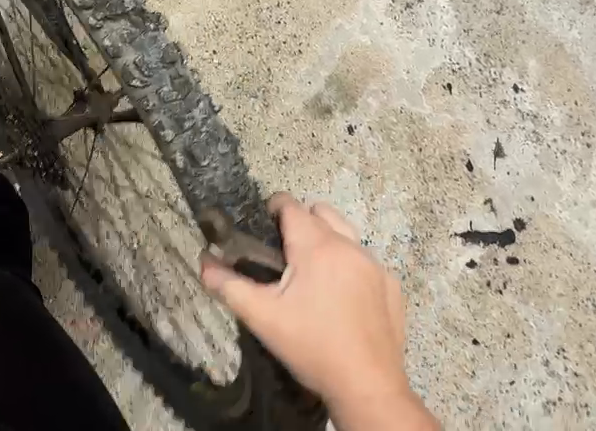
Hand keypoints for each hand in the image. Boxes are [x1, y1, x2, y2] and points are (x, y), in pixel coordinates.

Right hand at [200, 193, 435, 430]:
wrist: (368, 390)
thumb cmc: (312, 347)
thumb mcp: (261, 317)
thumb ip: (227, 285)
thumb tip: (203, 263)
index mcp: (316, 247)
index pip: (291, 205)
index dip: (272, 208)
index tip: (261, 228)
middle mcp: (349, 247)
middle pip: (320, 211)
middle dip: (300, 221)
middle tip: (284, 253)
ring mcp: (375, 267)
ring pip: (345, 233)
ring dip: (326, 240)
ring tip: (312, 272)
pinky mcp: (392, 287)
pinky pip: (365, 260)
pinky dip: (350, 266)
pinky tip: (341, 296)